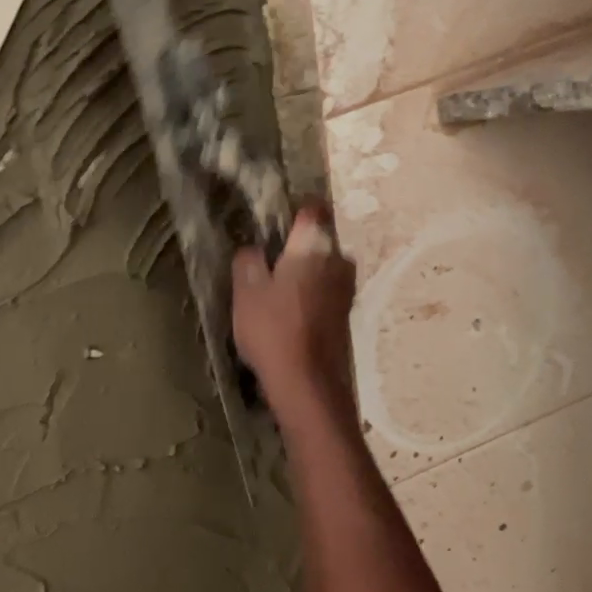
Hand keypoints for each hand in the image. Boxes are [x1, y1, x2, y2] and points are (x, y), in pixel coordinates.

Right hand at [232, 200, 357, 415]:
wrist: (306, 381)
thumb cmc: (272, 330)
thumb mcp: (245, 293)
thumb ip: (247, 262)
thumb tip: (253, 249)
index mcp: (313, 248)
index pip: (310, 211)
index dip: (291, 211)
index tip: (272, 221)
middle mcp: (338, 260)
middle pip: (317, 242)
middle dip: (294, 249)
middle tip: (266, 264)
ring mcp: (346, 289)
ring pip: (321, 269)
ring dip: (302, 275)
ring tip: (274, 293)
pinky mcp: (345, 313)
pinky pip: (324, 292)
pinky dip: (308, 296)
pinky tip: (288, 315)